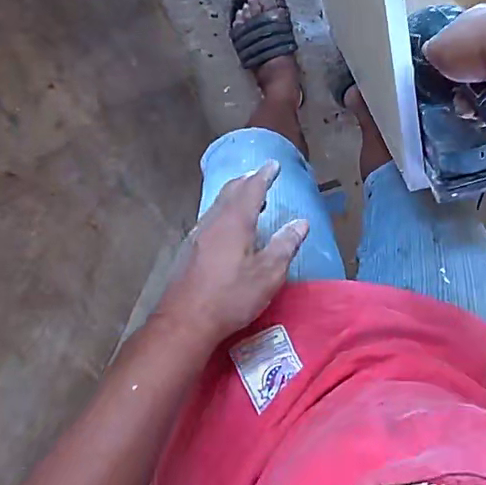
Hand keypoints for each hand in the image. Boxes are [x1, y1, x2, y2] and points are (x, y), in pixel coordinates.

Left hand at [154, 161, 307, 344]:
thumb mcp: (268, 273)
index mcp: (234, 221)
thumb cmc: (231, 296)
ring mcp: (198, 235)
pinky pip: (210, 219)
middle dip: (247, 182)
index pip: (252, 189)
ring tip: (247, 199)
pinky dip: (224, 213)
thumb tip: (301, 222)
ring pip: (218, 205)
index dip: (264, 175)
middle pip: (230, 192)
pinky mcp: (189, 250)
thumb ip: (284, 245)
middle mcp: (213, 221)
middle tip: (260, 177)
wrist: (185, 319)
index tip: (274, 164)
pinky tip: (226, 228)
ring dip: (234, 197)